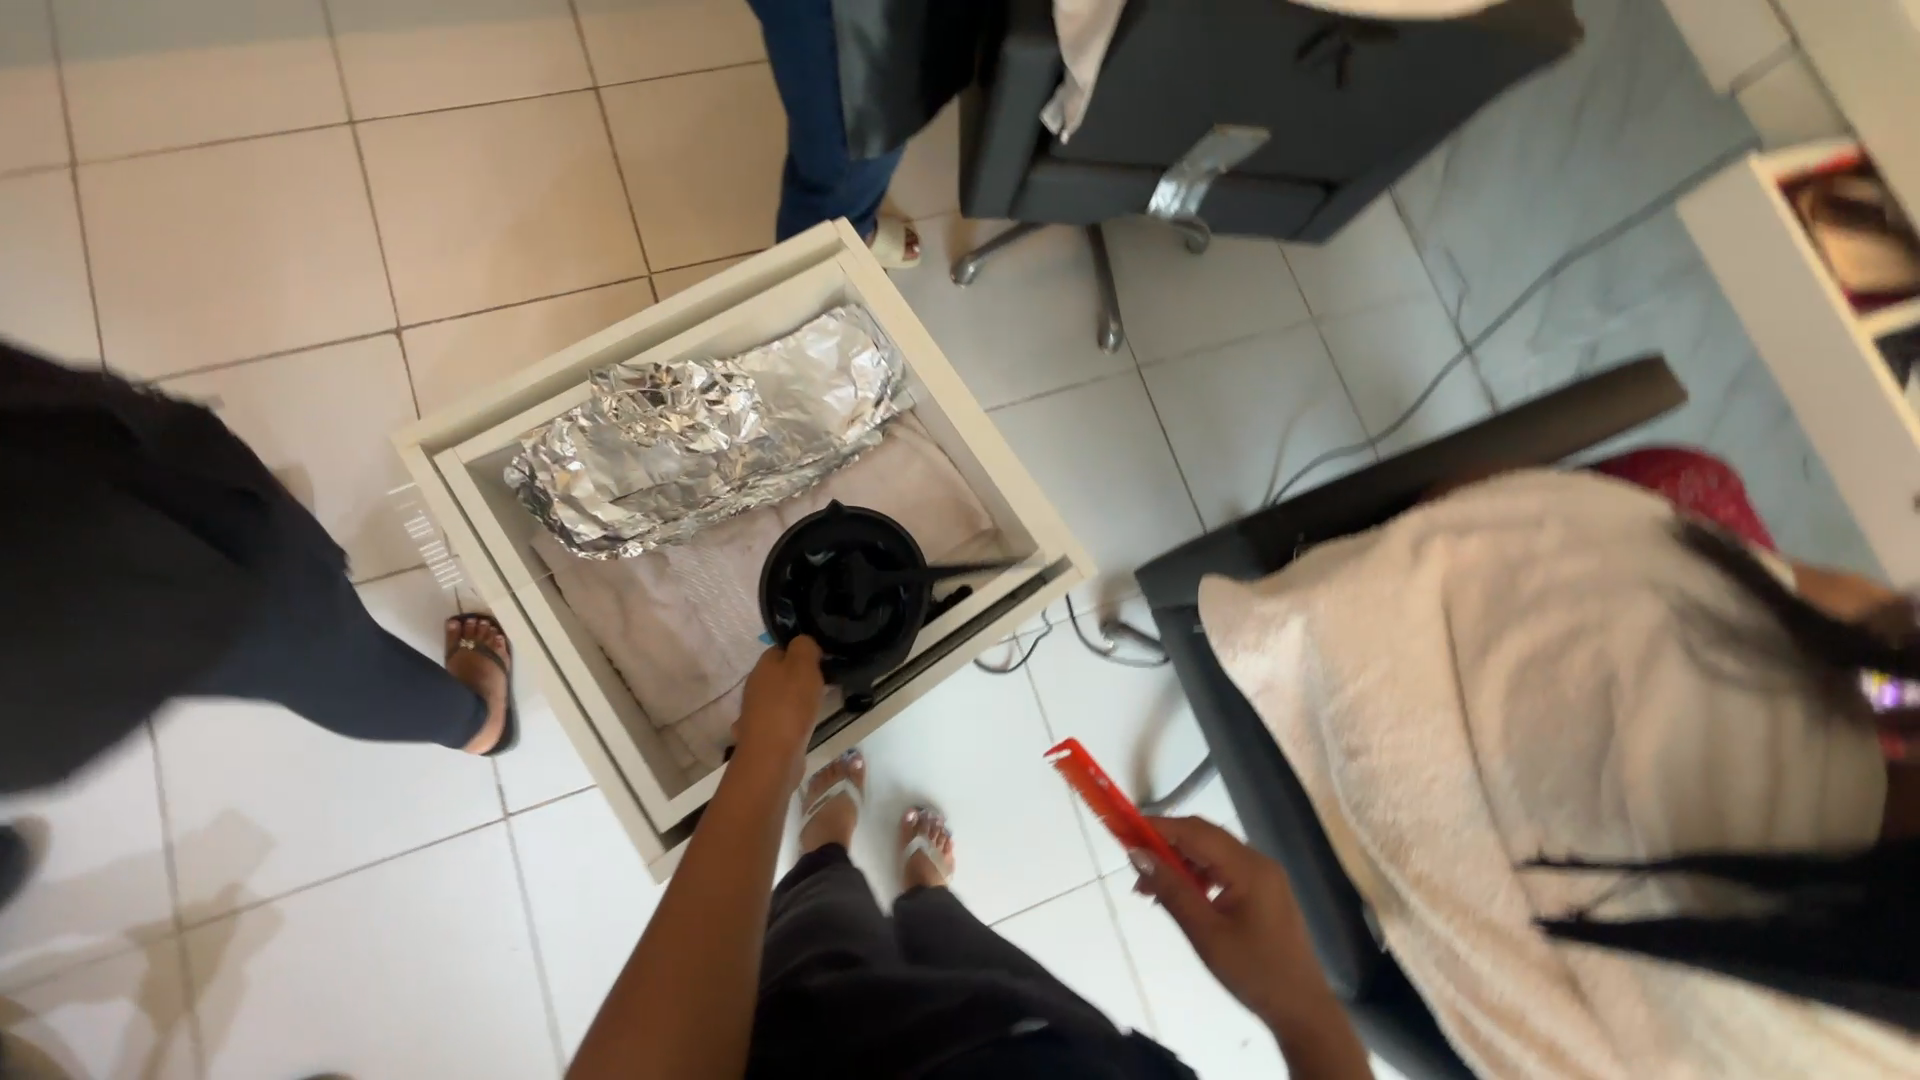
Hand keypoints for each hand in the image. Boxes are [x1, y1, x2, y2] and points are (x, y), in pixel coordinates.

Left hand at [730, 637, 824, 780]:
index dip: (802, 651)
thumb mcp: (803, 665)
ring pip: (780, 697)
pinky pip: (781, 719)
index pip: (782, 648)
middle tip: (825, 681)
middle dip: (800, 676)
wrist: (773, 755)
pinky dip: (793, 720)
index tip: (822, 659)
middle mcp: (755, 686)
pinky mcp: (764, 734)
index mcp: (763, 665)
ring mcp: (757, 712)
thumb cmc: (790, 705)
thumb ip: (804, 646)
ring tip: (819, 702)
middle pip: (780, 673)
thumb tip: (804, 643)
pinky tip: (806, 725)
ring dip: (796, 699)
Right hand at [1133, 816, 1334, 1033]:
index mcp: (1248, 867)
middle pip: (1203, 837)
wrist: (1303, 1012)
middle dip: (1166, 846)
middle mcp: (1258, 862)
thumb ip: (1171, 889)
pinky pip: (1223, 870)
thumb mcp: (1205, 933)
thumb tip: (1137, 854)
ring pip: (1211, 854)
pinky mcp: (1263, 892)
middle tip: (1135, 867)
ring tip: (1151, 890)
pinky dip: (1197, 877)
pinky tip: (1180, 898)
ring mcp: (1263, 876)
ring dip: (1179, 864)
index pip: (1194, 831)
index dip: (1158, 827)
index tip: (1125, 832)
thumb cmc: (1254, 972)